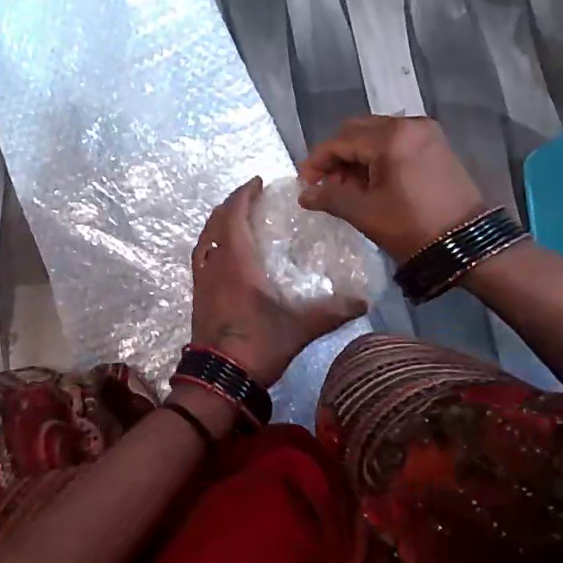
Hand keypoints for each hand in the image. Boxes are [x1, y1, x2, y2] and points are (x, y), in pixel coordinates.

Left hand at [190, 176, 367, 385]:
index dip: (243, 195)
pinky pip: (200, 261)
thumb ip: (332, 312)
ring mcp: (202, 284)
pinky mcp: (197, 301)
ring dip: (217, 226)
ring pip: (204, 242)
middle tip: (247, 199)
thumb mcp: (300, 328)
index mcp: (236, 264)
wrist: (218, 380)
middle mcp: (214, 267)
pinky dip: (210, 247)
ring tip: (233, 222)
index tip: (257, 182)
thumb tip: (364, 302)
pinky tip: (223, 259)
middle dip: (229, 206)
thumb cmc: (257, 346)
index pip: (234, 216)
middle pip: (214, 224)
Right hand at [297, 115, 488, 261]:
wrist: (465, 242)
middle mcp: (409, 125)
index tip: (303, 183)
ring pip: (376, 138)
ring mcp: (426, 134)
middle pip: (358, 132)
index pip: (341, 141)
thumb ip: (330, 198)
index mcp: (391, 137)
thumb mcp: (364, 213)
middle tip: (324, 187)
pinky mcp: (435, 147)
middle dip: (336, 158)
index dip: (317, 161)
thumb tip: (305, 194)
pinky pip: (396, 145)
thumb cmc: (410, 226)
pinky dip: (377, 160)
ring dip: (356, 160)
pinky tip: (369, 185)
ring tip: (345, 190)